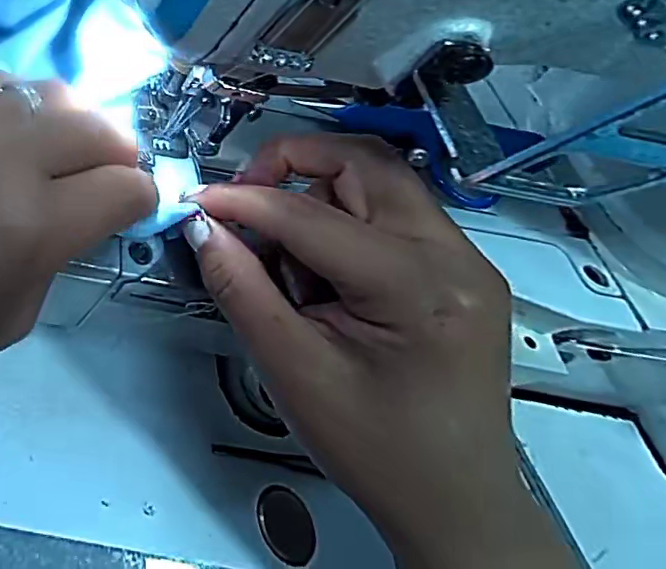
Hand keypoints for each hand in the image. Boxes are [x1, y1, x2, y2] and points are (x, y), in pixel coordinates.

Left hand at [0, 71, 155, 388]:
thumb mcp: (10, 318)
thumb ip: (60, 256)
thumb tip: (85, 212)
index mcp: (33, 224)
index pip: (127, 187)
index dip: (139, 200)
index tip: (127, 210)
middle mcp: (11, 156)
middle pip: (104, 128)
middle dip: (117, 157)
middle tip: (99, 180)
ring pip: (61, 92)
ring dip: (74, 125)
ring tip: (56, 152)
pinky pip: (9, 82)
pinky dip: (25, 106)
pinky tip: (8, 132)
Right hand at [187, 134, 569, 568]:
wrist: (455, 504)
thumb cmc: (380, 451)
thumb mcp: (292, 369)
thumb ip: (240, 286)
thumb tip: (203, 227)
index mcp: (418, 288)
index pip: (309, 214)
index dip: (243, 200)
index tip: (200, 203)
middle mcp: (455, 256)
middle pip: (361, 160)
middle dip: (292, 164)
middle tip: (246, 199)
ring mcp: (465, 257)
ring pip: (375, 174)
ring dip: (319, 190)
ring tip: (292, 253)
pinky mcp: (459, 264)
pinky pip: (389, 205)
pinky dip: (343, 214)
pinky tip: (324, 266)